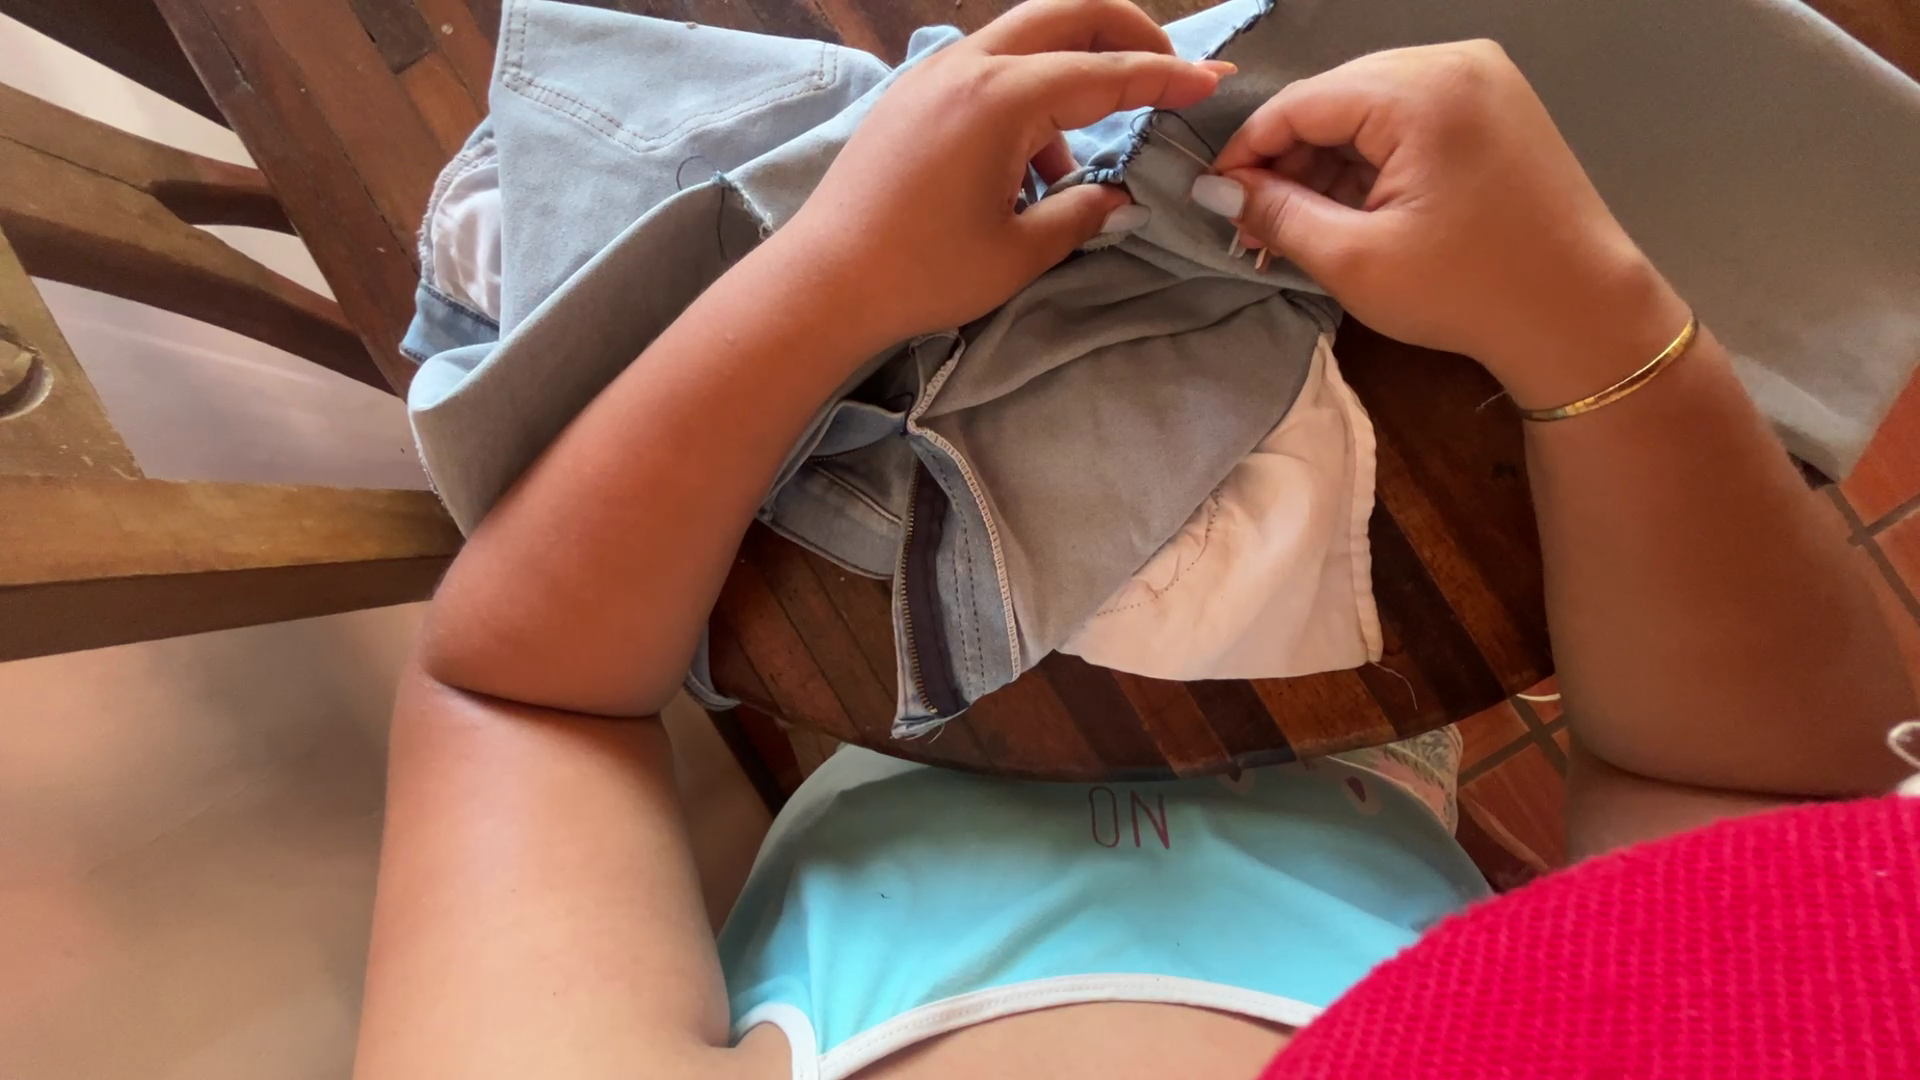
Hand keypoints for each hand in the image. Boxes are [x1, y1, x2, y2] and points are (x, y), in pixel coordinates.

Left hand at [780, 0, 1229, 347]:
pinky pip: (982, 75)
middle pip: (1065, 15)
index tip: (1211, 83)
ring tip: (1065, 174)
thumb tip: (1122, 201)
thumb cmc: (924, 274)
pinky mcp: (909, 98)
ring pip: (1021, 44)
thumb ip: (1080, 216)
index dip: (1165, 79)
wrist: (828, 282)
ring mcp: (931, 75)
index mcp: (1003, 98)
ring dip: (1064, 86)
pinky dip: (1018, 106)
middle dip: (1124, 37)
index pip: (1105, 73)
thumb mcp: (1017, 253)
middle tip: (1161, 76)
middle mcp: (968, 65)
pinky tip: (1015, 173)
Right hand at [1197, 41, 1689, 408]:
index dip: (1245, 150)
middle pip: (1332, 102)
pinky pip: (1398, 128)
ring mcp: (1477, 85)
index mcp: (1421, 90)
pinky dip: (1358, 169)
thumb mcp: (1351, 259)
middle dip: (1281, 163)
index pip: (1302, 102)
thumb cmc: (1458, 288)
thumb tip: (1212, 191)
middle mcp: (1452, 65)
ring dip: (1316, 170)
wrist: (1572, 312)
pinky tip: (1335, 215)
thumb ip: (1275, 215)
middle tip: (1248, 226)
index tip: (1209, 200)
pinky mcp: (1487, 114)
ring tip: (1286, 230)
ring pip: (1363, 115)